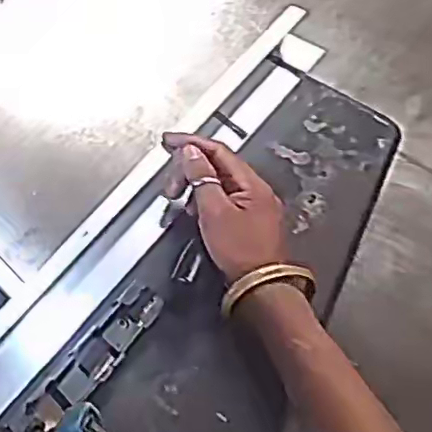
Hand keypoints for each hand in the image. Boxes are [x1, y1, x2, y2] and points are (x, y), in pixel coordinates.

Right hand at [162, 132, 287, 278]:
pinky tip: (193, 209)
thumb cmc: (241, 251)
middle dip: (189, 169)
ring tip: (179, 197)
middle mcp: (256, 191)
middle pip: (217, 165)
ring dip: (195, 184)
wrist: (261, 289)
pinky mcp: (248, 219)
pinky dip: (203, 197)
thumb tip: (191, 152)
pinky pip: (221, 197)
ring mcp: (254, 205)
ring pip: (218, 181)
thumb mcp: (214, 210)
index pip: (218, 151)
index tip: (169, 141)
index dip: (191, 143)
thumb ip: (201, 176)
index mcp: (252, 184)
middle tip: (171, 181)